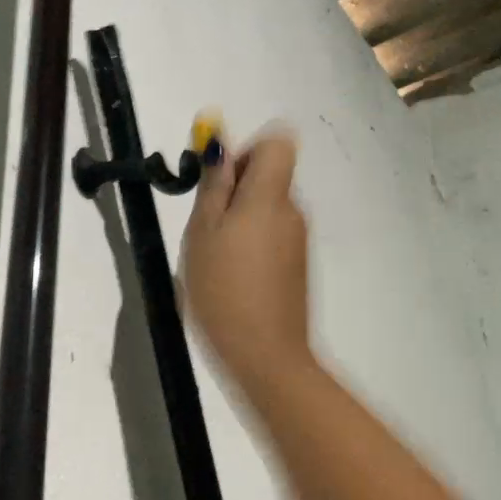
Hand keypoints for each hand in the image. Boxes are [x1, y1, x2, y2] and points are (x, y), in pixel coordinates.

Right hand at [181, 126, 313, 391]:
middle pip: (269, 176)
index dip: (246, 151)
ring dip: (238, 220)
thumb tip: (220, 147)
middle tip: (203, 225)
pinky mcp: (297, 266)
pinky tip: (230, 277)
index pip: (277, 144)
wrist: (265, 356)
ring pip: (266, 208)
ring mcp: (298, 241)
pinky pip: (271, 235)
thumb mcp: (202, 233)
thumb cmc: (222, 289)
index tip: (219, 179)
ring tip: (212, 257)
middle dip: (234, 190)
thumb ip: (214, 186)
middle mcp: (292, 211)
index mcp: (269, 197)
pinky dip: (249, 243)